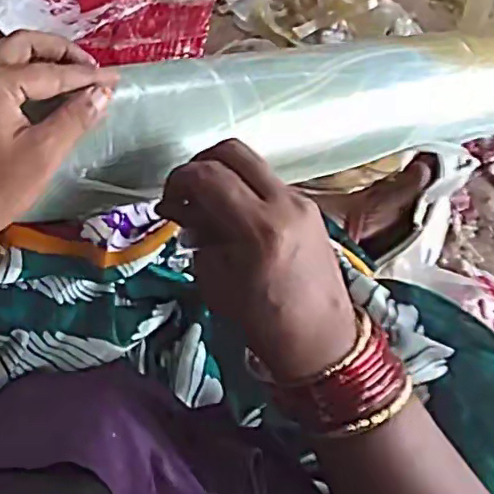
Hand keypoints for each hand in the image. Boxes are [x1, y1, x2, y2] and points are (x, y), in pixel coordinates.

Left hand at [0, 31, 116, 246]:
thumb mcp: (44, 154)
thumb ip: (75, 117)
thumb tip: (101, 92)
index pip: (50, 72)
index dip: (86, 76)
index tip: (114, 78)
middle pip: (23, 44)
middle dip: (60, 51)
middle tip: (90, 67)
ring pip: (6, 50)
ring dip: (39, 54)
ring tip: (69, 71)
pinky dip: (20, 65)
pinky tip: (39, 82)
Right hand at [159, 139, 359, 380]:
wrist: (324, 342)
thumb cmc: (266, 323)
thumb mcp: (217, 281)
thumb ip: (199, 236)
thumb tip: (185, 210)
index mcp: (261, 229)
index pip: (208, 176)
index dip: (178, 180)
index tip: (169, 200)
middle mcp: (286, 204)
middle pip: (232, 151)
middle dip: (199, 164)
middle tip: (186, 192)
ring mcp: (302, 201)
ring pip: (251, 163)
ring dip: (222, 175)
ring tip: (208, 208)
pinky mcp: (310, 206)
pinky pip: (267, 182)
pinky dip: (243, 189)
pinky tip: (233, 219)